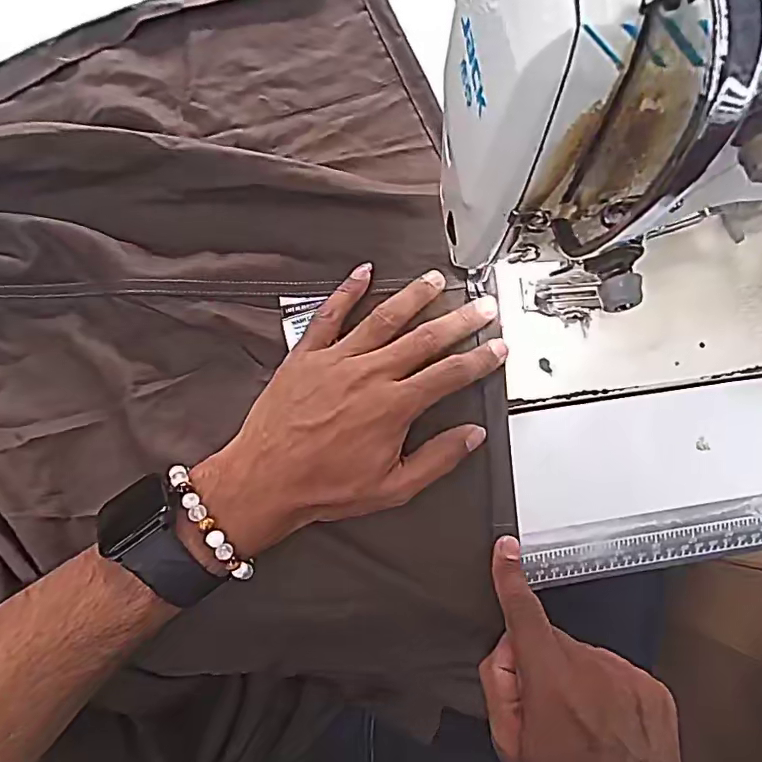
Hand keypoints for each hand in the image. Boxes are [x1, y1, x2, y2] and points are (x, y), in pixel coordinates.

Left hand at [188, 263, 505, 559]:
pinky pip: (330, 314)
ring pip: (384, 317)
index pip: (449, 374)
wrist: (265, 480)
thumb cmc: (322, 486)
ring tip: (435, 281)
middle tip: (481, 307)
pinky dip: (348, 290)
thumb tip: (469, 437)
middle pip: (425, 338)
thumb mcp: (392, 487)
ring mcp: (336, 361)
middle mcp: (368, 375)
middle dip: (460, 320)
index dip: (480, 358)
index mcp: (393, 406)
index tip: (496, 347)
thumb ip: (437, 459)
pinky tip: (363, 273)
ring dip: (414, 296)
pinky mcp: (306, 356)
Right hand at [481, 537, 685, 761]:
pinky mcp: (657, 691)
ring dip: (575, 679)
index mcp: (553, 684)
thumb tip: (509, 648)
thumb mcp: (509, 750)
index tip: (506, 549)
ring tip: (581, 733)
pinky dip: (604, 691)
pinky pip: (614, 674)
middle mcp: (596, 670)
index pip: (525, 616)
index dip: (511, 580)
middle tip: (542, 716)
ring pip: (584, 658)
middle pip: (553, 642)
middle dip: (540, 664)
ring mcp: (632, 679)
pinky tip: (608, 733)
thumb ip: (501, 685)